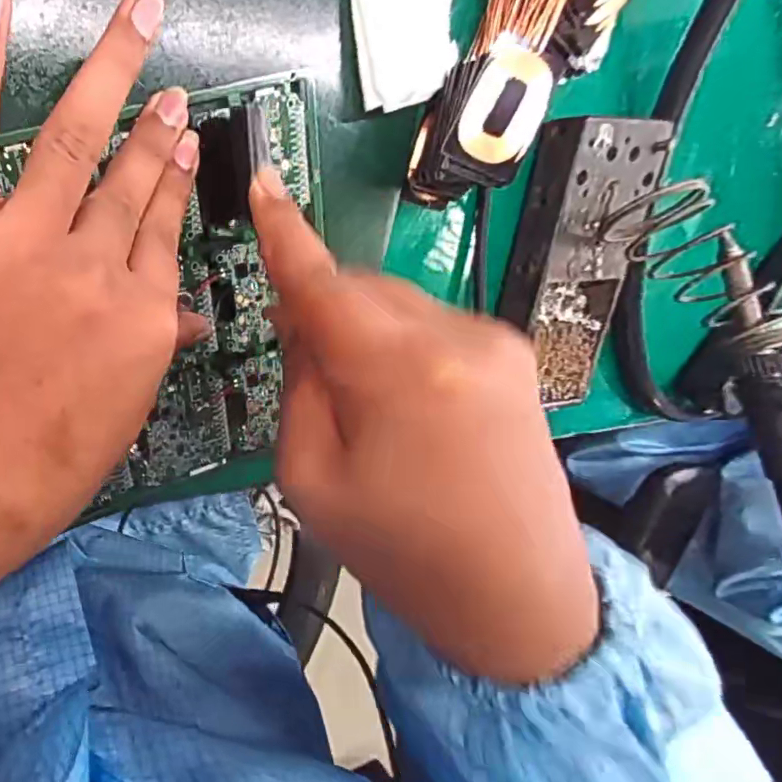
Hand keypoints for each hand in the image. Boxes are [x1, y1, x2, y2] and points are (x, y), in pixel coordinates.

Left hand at [0, 0, 207, 610]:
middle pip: (134, 178)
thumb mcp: (119, 415)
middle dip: (157, 121)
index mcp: (145, 317)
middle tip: (168, 82)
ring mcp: (27, 244)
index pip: (166, 230)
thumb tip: (179, 313)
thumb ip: (148, 349)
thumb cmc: (41, 471)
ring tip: (135, 20)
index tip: (182, 144)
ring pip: (76, 143)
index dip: (175, 181)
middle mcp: (99, 267)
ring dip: (110, 71)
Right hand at [250, 169, 597, 683]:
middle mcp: (456, 339)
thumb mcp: (309, 473)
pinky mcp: (512, 357)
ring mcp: (494, 343)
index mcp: (398, 372)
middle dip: (315, 308)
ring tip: (351, 397)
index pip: (322, 283)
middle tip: (296, 363)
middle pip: (356, 287)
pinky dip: (390, 341)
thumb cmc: (396, 548)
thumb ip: (300, 386)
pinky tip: (392, 398)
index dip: (285, 232)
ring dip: (353, 328)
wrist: (520, 601)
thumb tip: (304, 328)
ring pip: (390, 302)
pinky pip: (425, 323)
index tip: (262, 181)